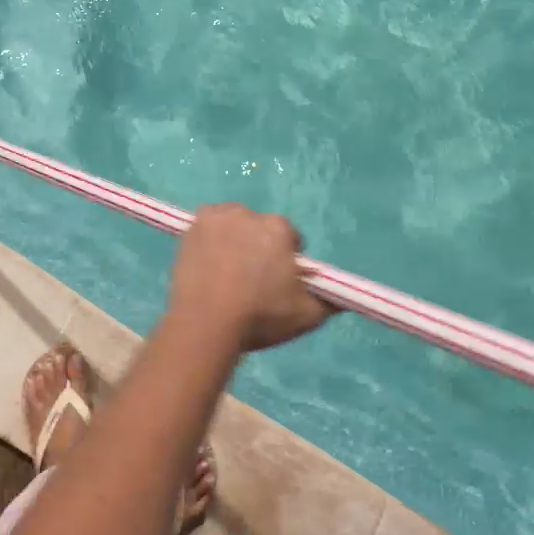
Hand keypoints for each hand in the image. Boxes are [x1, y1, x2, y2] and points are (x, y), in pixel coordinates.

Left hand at [168, 203, 336, 351]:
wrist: (207, 321)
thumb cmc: (261, 316)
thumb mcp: (308, 315)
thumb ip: (331, 300)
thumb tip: (342, 296)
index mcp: (279, 228)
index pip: (289, 238)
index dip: (285, 259)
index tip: (276, 280)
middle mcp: (248, 213)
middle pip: (259, 228)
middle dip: (259, 246)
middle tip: (250, 278)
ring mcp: (216, 217)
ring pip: (232, 224)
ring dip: (233, 238)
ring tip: (226, 271)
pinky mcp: (191, 226)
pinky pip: (207, 227)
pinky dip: (209, 238)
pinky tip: (207, 262)